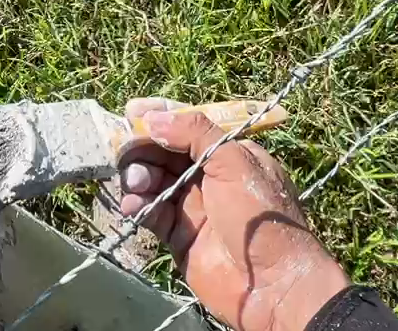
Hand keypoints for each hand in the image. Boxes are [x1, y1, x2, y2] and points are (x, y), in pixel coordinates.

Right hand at [117, 99, 347, 330]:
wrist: (273, 286)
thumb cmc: (260, 214)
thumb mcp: (234, 161)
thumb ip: (193, 133)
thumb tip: (153, 118)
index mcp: (225, 152)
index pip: (186, 125)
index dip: (159, 116)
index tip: (130, 110)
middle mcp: (206, 175)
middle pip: (163, 150)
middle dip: (142, 146)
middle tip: (124, 150)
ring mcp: (190, 204)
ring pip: (152, 177)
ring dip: (138, 175)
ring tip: (135, 182)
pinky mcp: (177, 234)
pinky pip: (150, 210)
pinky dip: (138, 204)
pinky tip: (133, 205)